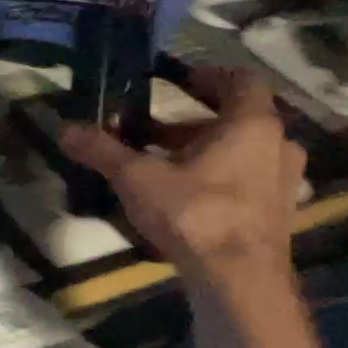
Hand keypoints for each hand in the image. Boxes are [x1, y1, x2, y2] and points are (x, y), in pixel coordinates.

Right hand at [58, 68, 305, 288]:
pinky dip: (215, 173)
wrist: (236, 271)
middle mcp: (276, 143)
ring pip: (240, 149)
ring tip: (158, 163)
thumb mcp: (135, 178)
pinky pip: (245, 175)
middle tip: (148, 130)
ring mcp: (282, 176)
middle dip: (189, 121)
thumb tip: (65, 128)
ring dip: (201, 149)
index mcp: (249, 125)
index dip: (208, 76)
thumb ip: (102, 151)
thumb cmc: (192, 211)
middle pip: (235, 118)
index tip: (176, 80)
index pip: (240, 81)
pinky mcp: (275, 205)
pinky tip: (182, 191)